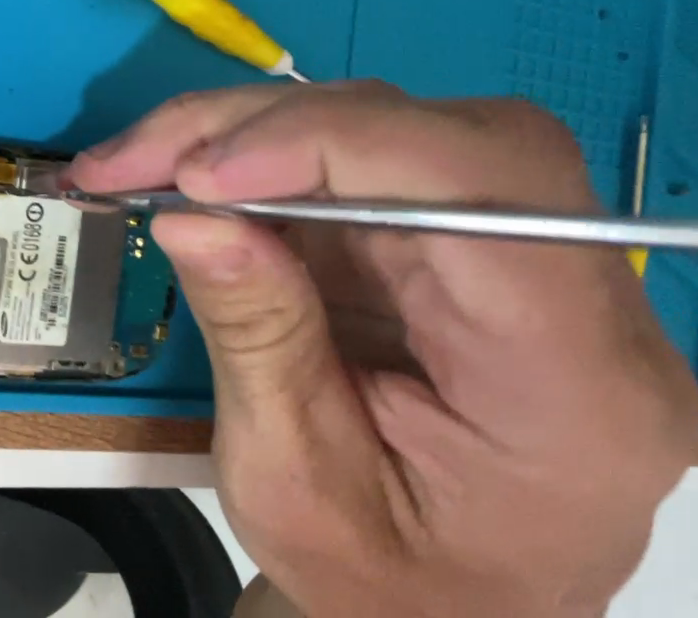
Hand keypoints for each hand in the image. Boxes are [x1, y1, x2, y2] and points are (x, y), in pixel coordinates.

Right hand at [68, 82, 697, 617]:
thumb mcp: (294, 481)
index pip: (488, 195)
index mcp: (570, 383)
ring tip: (127, 166)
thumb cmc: (377, 580)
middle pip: (436, 138)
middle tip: (131, 162)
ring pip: (382, 129)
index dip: (336, 149)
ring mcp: (500, 261)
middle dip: (264, 128)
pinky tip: (170, 177)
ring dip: (236, 133)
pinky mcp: (435, 245)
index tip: (198, 177)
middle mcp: (564, 298)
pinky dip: (242, 157)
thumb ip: (256, 340)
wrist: (432, 613)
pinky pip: (342, 163)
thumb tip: (191, 214)